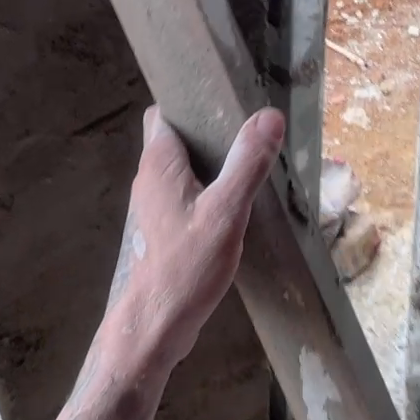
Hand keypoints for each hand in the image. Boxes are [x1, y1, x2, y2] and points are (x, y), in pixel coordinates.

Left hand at [100, 106, 284, 376]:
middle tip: (248, 128)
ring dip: (209, 160)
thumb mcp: (226, 211)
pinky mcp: (162, 227)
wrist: (156, 325)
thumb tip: (269, 116)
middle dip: (206, 128)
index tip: (226, 94)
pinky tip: (236, 200)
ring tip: (248, 159)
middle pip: (174, 136)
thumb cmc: (186, 265)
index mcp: (159, 162)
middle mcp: (150, 176)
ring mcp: (154, 204)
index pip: (166, 111)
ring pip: (180, 166)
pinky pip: (184, 191)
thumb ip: (247, 163)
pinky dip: (206, 187)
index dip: (190, 98)